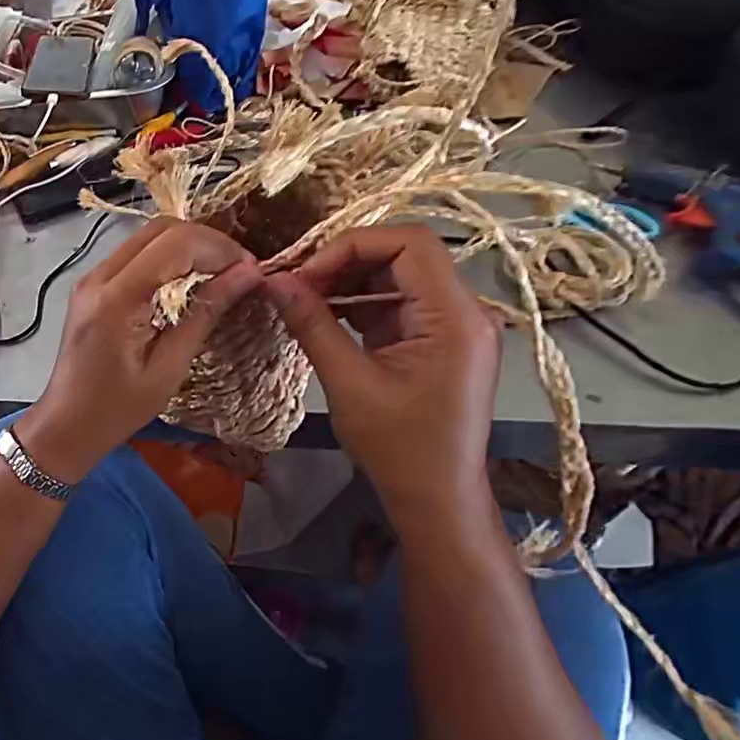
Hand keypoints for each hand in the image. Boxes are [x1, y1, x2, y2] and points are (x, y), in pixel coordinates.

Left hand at [16, 218, 261, 482]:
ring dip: (188, 246)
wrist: (65, 424)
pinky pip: (136, 253)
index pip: (176, 244)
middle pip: (161, 229)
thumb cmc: (117, 409)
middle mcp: (98, 276)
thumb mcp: (169, 368)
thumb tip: (248, 275)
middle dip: (207, 242)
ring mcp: (91, 277)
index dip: (219, 248)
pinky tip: (190, 280)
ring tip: (221, 273)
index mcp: (116, 299)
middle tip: (239, 270)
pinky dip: (168, 257)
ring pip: (148, 235)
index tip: (250, 270)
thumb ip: (205, 314)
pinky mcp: (92, 285)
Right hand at [263, 225, 500, 523]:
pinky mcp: (438, 339)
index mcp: (454, 317)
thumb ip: (312, 324)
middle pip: (403, 255)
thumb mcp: (348, 383)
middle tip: (298, 285)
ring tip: (304, 300)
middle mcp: (464, 311)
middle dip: (345, 262)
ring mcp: (453, 324)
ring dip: (348, 282)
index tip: (308, 272)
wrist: (435, 497)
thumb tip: (275, 280)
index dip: (353, 245)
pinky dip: (359, 303)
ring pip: (397, 276)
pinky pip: (397, 302)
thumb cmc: (398, 447)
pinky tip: (325, 315)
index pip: (410, 243)